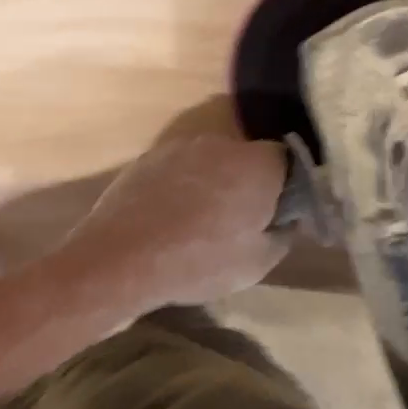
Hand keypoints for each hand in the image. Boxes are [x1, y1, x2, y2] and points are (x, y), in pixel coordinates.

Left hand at [55, 135, 289, 308]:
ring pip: (208, 163)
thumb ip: (282, 234)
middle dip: (246, 184)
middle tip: (239, 222)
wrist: (120, 258)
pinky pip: (176, 171)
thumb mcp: (257, 263)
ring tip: (198, 224)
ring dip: (211, 185)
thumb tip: (284, 220)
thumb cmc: (198, 262)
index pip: (287, 160)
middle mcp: (218, 144)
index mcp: (255, 164)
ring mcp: (176, 148)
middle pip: (244, 159)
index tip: (278, 213)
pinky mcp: (145, 160)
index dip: (286, 186)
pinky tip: (168, 220)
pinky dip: (178, 188)